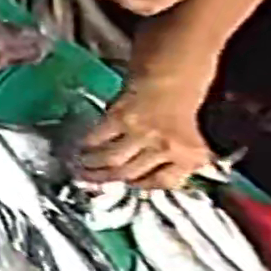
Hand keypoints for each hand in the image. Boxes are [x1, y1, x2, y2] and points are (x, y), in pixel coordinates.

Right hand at [75, 80, 213, 188]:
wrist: (168, 84)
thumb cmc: (177, 115)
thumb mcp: (183, 143)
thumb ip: (166, 162)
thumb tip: (136, 178)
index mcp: (191, 157)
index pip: (162, 182)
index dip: (139, 186)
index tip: (123, 185)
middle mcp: (168, 148)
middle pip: (129, 172)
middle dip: (104, 178)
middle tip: (87, 178)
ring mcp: (142, 133)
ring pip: (110, 158)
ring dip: (90, 163)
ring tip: (80, 163)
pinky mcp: (119, 119)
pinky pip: (96, 138)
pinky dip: (86, 144)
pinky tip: (81, 145)